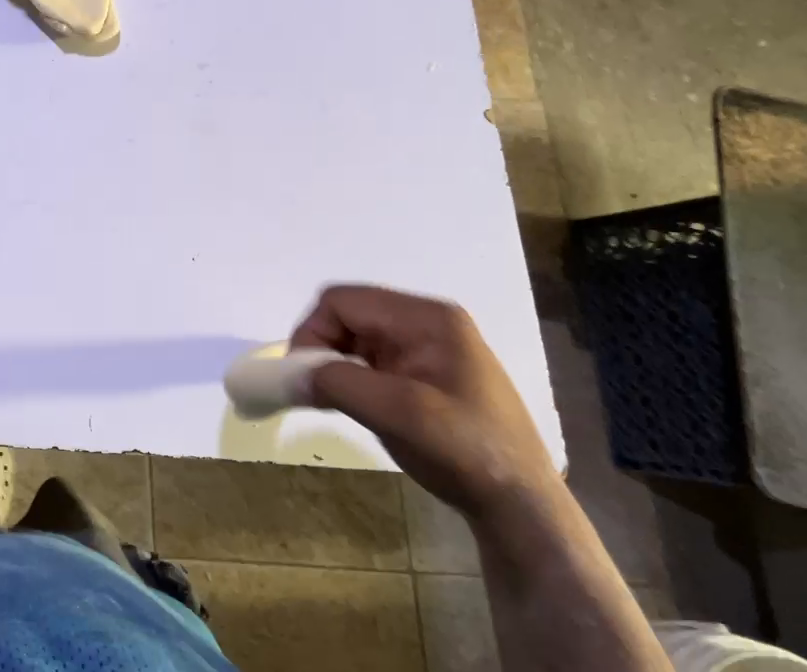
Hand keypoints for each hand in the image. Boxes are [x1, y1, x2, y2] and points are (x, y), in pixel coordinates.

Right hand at [291, 285, 560, 520]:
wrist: (519, 506)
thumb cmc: (463, 450)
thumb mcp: (395, 412)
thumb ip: (335, 383)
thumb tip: (287, 375)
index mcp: (426, 318)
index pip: (341, 302)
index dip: (311, 333)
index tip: (302, 377)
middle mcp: (426, 322)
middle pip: (347, 316)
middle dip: (322, 350)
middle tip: (315, 392)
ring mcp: (427, 348)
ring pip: (354, 339)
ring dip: (336, 367)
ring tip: (336, 403)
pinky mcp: (424, 374)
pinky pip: (370, 360)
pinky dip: (351, 379)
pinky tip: (357, 408)